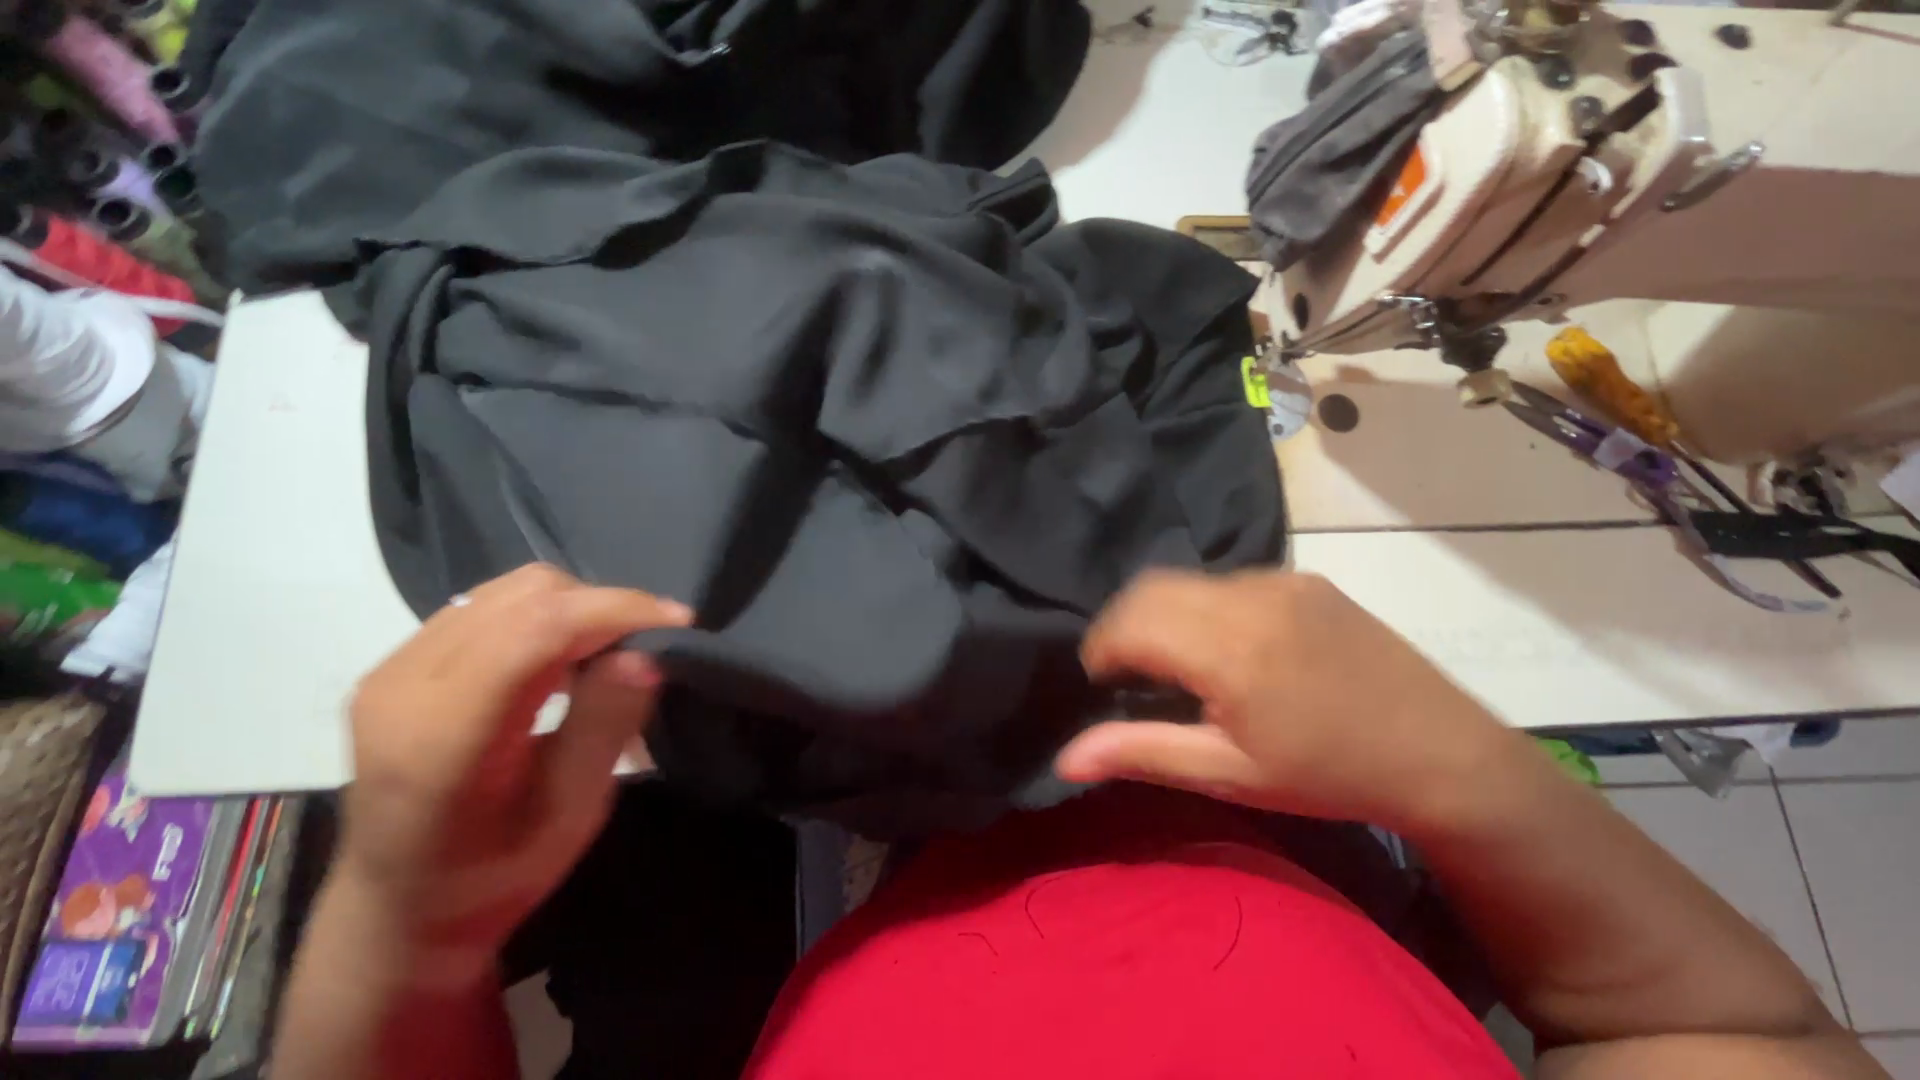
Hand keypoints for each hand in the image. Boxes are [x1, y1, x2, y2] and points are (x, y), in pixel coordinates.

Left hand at [338, 564, 691, 978]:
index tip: (680, 622)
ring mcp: (391, 667)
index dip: (614, 611)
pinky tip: (565, 655)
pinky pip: (487, 606)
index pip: (534, 631)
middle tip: (650, 644)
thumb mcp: (568, 818)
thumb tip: (645, 655)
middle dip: (601, 606)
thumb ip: (602, 730)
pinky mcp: (397, 662)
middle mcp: (403, 685)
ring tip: (612, 649)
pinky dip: (543, 616)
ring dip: (574, 607)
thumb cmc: (495, 877)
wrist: (401, 906)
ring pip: (508, 590)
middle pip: (523, 597)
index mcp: (441, 737)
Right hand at [1055, 569, 1519, 831]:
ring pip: (1189, 582)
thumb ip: (1143, 753)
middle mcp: (1251, 597)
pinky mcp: (1306, 580)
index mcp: (1231, 649)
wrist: (1443, 755)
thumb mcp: (1230, 774)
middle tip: (1126, 675)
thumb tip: (1065, 758)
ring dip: (1163, 615)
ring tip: (1176, 665)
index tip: (1102, 685)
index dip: (1101, 649)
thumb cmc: (1329, 776)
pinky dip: (1203, 608)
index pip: (1130, 621)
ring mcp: (1283, 582)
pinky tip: (1228, 651)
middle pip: (1151, 589)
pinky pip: (1230, 583)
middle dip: (1123, 626)